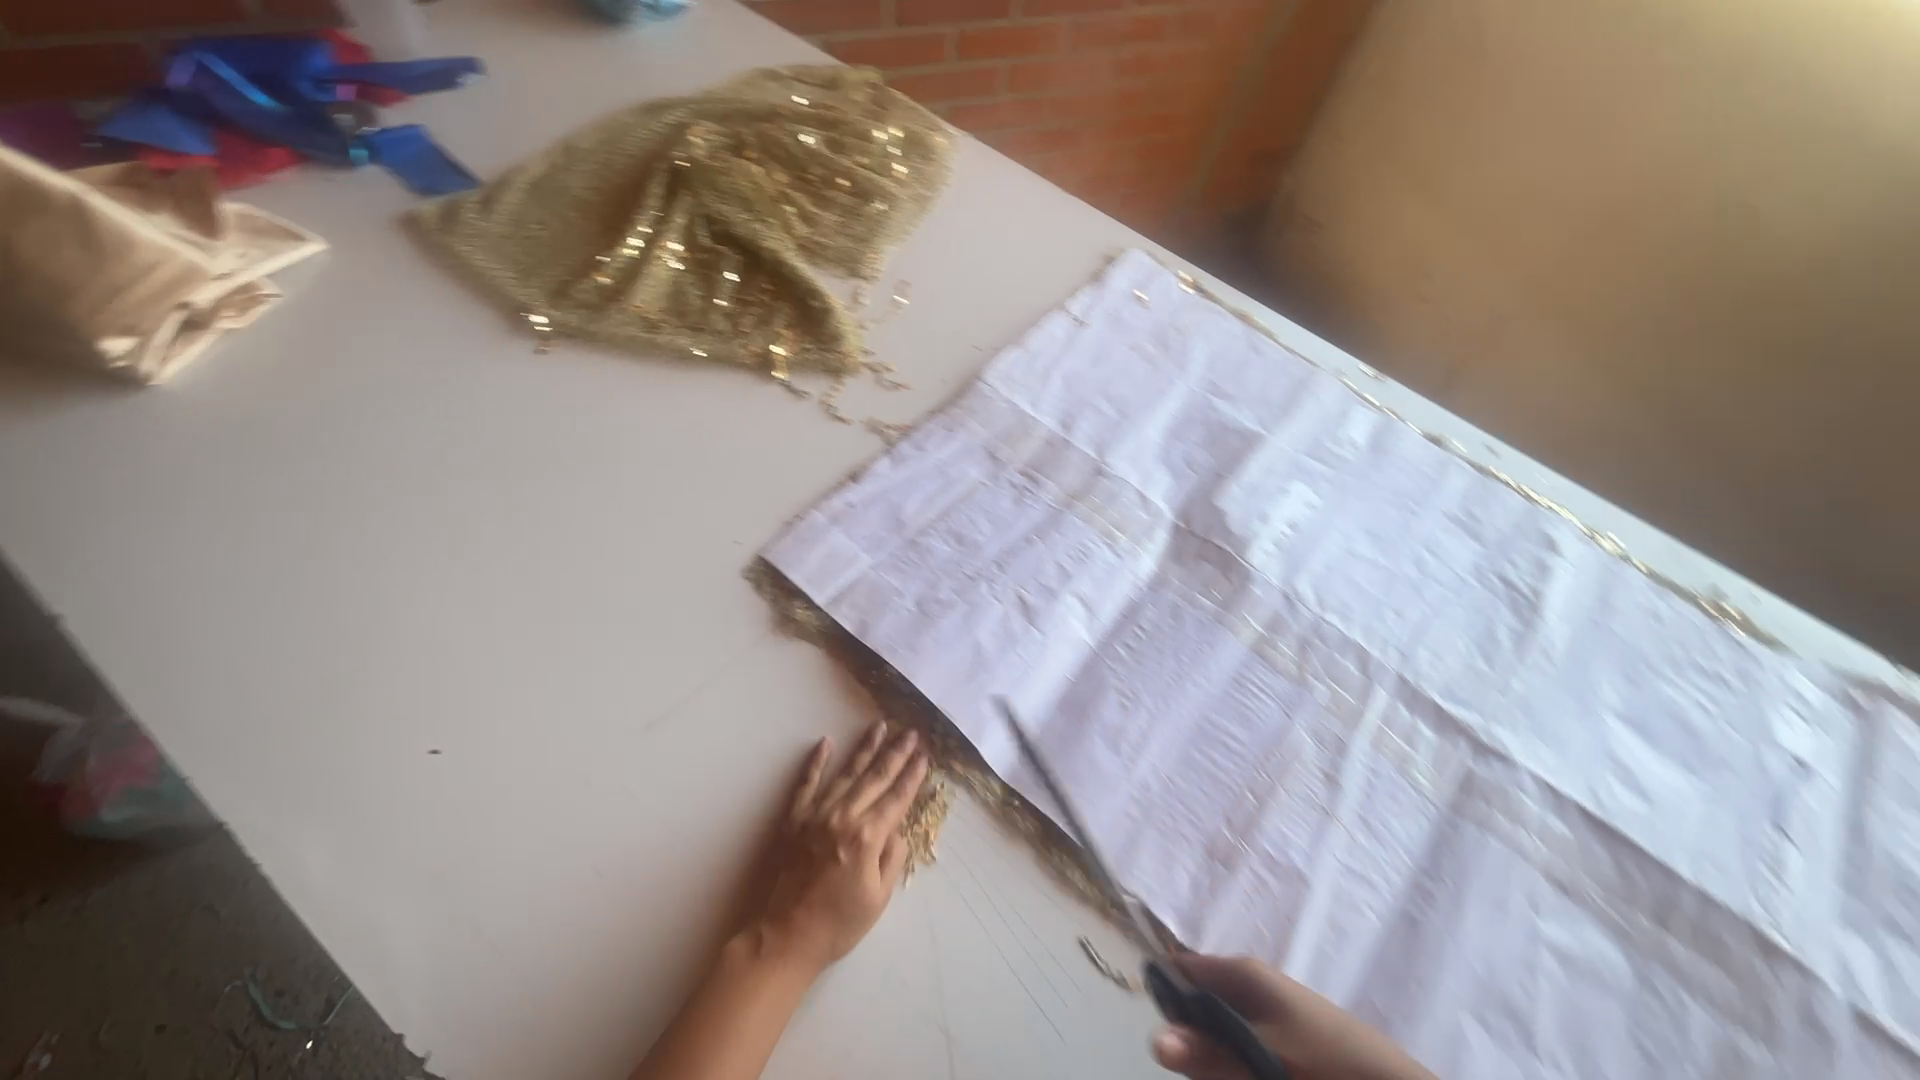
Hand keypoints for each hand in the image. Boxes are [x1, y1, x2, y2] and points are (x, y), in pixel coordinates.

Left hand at [749, 722, 929, 972]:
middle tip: (911, 732)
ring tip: (879, 727)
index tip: (924, 755)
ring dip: (864, 749)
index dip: (913, 776)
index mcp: (867, 837)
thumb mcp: (879, 897)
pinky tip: (825, 743)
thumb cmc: (839, 924)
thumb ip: (892, 856)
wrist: (786, 937)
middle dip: (896, 754)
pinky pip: (806, 784)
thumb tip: (894, 828)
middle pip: (875, 778)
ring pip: (845, 773)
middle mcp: (843, 817)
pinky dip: (816, 762)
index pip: (897, 798)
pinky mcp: (794, 820)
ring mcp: (816, 815)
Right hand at [1151, 954, 1436, 1079]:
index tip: (1160, 1033)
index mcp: (1240, 972)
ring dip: (1219, 1057)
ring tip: (1232, 1076)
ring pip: (1220, 1029)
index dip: (1163, 996)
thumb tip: (1153, 1039)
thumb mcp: (1262, 1063)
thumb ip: (1208, 1055)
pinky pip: (1244, 1043)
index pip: (1179, 969)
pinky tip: (1253, 1077)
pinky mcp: (1286, 1033)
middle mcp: (1250, 981)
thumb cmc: (1325, 1064)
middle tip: (1204, 1071)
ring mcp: (1269, 1006)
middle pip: (1196, 1004)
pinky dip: (1241, 1063)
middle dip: (1194, 1039)